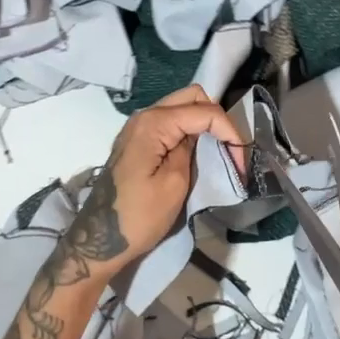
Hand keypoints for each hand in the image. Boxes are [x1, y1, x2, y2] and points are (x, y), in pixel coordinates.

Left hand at [63, 85, 245, 284]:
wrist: (98, 241)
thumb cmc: (138, 216)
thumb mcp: (174, 185)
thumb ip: (191, 150)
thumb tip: (199, 136)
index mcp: (154, 123)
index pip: (203, 111)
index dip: (228, 130)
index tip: (241, 159)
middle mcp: (144, 116)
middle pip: (192, 97)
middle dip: (216, 117)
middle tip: (231, 147)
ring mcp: (137, 127)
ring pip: (180, 107)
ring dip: (202, 121)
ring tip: (219, 149)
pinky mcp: (136, 141)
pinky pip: (169, 121)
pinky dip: (188, 129)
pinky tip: (198, 150)